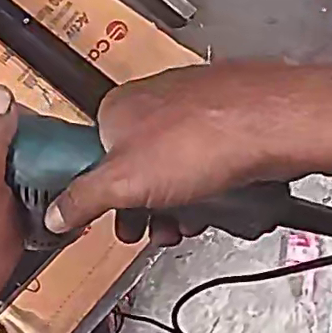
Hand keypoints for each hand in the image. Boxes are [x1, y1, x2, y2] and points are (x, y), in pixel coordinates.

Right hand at [44, 64, 316, 244]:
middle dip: (143, 208)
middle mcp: (151, 103)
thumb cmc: (205, 139)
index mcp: (117, 110)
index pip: (91, 157)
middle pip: (133, 169)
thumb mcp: (123, 184)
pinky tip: (214, 205)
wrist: (276, 125)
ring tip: (187, 223)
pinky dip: (205, 189)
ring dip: (175, 205)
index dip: (98, 195)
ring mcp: (190, 111)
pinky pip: (202, 164)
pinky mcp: (222, 122)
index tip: (106, 216)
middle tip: (150, 229)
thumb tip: (55, 214)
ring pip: (171, 170)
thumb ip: (82, 201)